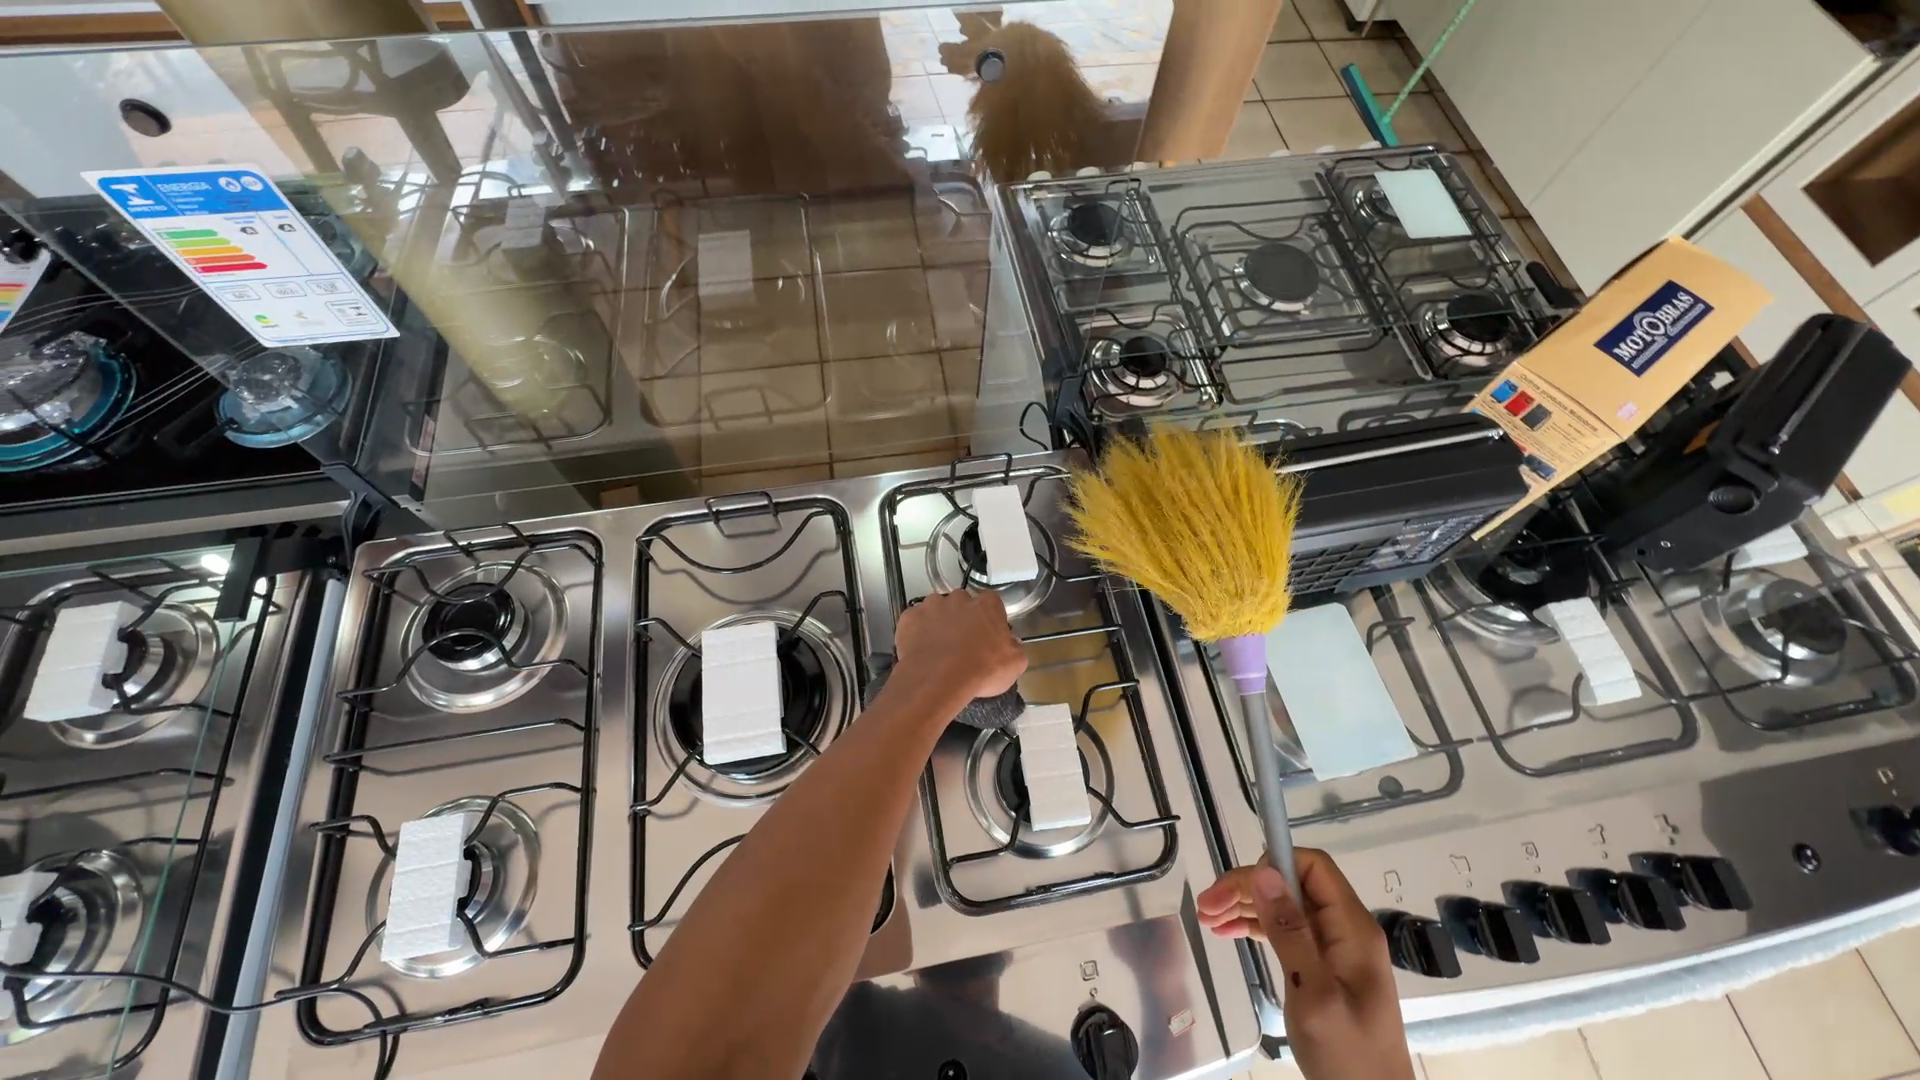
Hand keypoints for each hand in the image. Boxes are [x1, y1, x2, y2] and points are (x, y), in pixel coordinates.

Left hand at [892, 589, 1026, 703]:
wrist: (938, 679)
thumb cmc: (981, 670)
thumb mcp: (1015, 664)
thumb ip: (1015, 647)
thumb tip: (1012, 642)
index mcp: (986, 605)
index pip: (991, 602)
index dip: (989, 618)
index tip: (987, 634)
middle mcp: (958, 599)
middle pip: (962, 602)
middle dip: (962, 617)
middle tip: (962, 641)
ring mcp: (931, 605)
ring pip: (936, 608)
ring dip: (938, 622)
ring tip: (938, 646)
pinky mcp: (909, 618)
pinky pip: (914, 620)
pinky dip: (916, 631)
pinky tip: (920, 649)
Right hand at [1197, 849, 1413, 1079]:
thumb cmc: (1347, 1055)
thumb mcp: (1313, 993)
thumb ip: (1290, 931)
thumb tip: (1264, 871)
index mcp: (1352, 928)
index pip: (1312, 867)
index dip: (1271, 864)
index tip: (1233, 886)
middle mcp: (1346, 929)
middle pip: (1292, 884)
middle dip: (1247, 886)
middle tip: (1205, 904)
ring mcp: (1335, 949)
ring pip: (1285, 906)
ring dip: (1245, 905)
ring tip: (1206, 917)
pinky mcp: (1324, 967)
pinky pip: (1286, 931)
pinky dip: (1255, 926)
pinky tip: (1227, 931)